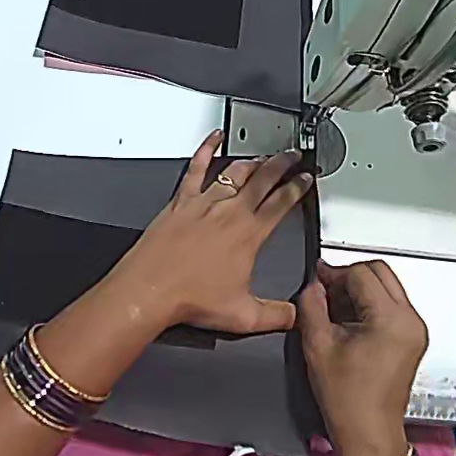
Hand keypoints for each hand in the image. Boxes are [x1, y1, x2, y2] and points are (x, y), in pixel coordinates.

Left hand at [101, 131, 312, 334]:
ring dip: (254, 160)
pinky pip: (196, 167)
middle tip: (293, 156)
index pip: (281, 203)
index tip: (305, 179)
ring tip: (264, 156)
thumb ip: (275, 315)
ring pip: (235, 171)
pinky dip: (207, 149)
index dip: (298, 188)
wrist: (150, 290)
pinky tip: (214, 139)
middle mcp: (228, 212)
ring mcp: (203, 202)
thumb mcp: (243, 315)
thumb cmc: (189, 297)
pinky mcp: (181, 201)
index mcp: (248, 234)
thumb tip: (292, 316)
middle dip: (282, 164)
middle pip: (263, 179)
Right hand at [299, 259, 428, 455]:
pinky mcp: (411, 338)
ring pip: (386, 286)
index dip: (334, 273)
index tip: (316, 280)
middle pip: (380, 273)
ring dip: (359, 289)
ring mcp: (414, 330)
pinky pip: (390, 305)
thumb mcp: (317, 345)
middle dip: (349, 276)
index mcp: (392, 320)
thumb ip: (311, 305)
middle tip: (324, 289)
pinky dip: (368, 304)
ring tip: (333, 307)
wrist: (368, 433)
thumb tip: (313, 284)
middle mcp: (411, 321)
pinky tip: (346, 320)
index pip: (362, 274)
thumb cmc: (348, 399)